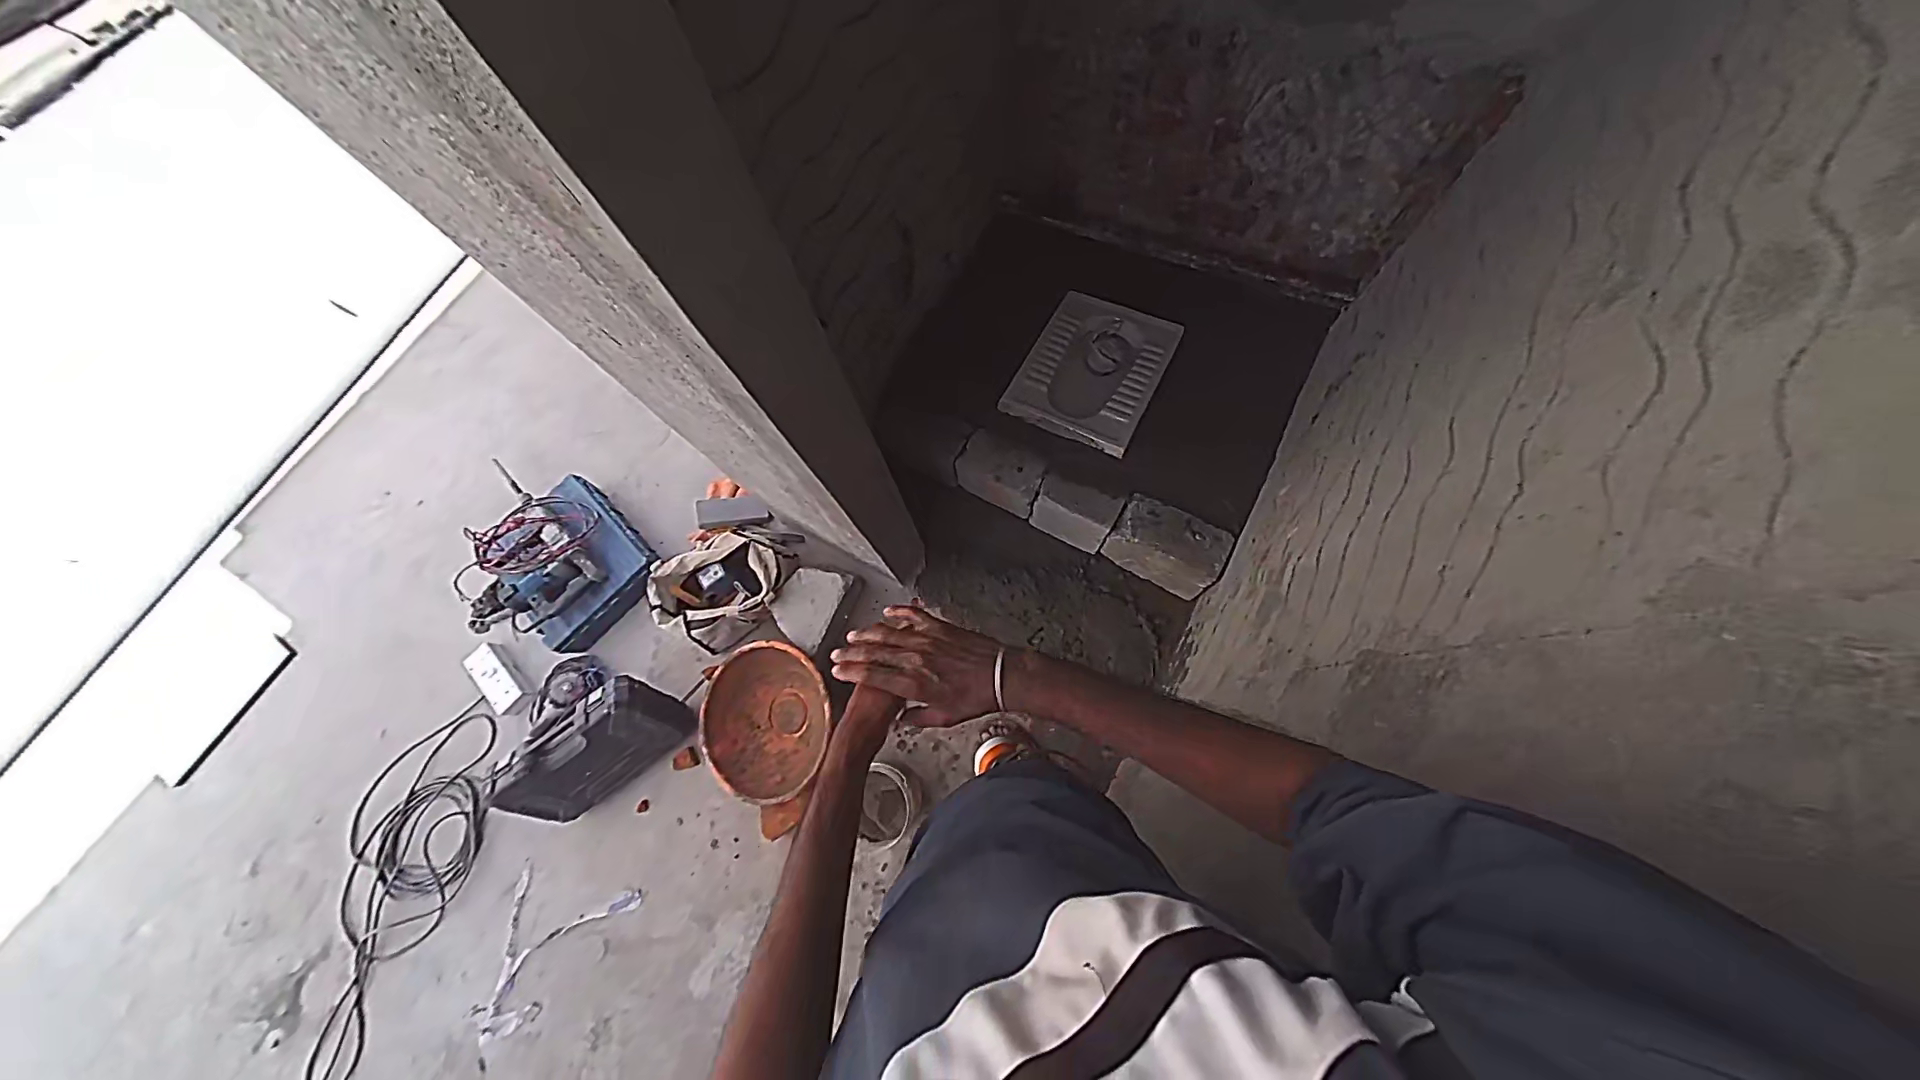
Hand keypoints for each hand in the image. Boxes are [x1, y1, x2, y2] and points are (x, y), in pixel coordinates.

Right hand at [829, 605, 1004, 726]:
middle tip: (837, 653)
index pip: (872, 677)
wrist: (1001, 675)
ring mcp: (927, 640)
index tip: (838, 671)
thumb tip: (901, 719)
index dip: (851, 673)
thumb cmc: (975, 698)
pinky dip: (899, 612)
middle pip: (874, 654)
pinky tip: (888, 612)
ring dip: (868, 634)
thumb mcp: (944, 718)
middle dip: (851, 654)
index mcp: (914, 684)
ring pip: (888, 633)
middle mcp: (916, 660)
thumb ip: (918, 718)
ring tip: (854, 636)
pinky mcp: (940, 628)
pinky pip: (914, 616)